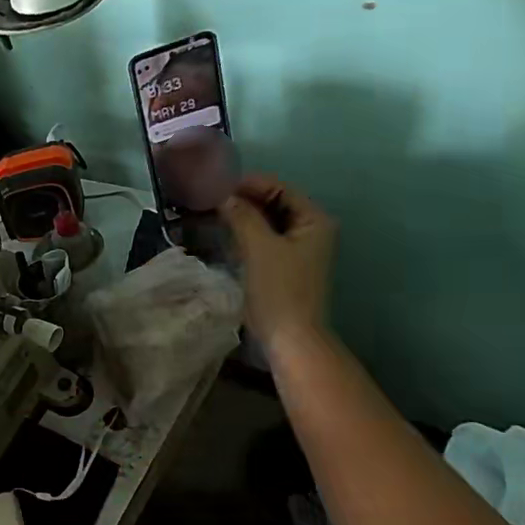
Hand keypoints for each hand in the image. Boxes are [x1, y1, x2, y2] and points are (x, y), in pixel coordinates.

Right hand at [220, 175, 336, 347]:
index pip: (279, 188)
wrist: (291, 339)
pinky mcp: (288, 267)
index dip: (248, 184)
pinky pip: (266, 241)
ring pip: (269, 223)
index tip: (216, 186)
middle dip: (245, 201)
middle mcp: (312, 230)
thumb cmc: (279, 290)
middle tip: (211, 200)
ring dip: (244, 218)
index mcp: (314, 220)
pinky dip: (248, 235)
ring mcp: (301, 250)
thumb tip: (224, 197)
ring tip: (214, 215)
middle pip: (275, 204)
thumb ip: (242, 216)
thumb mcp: (259, 248)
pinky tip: (227, 236)